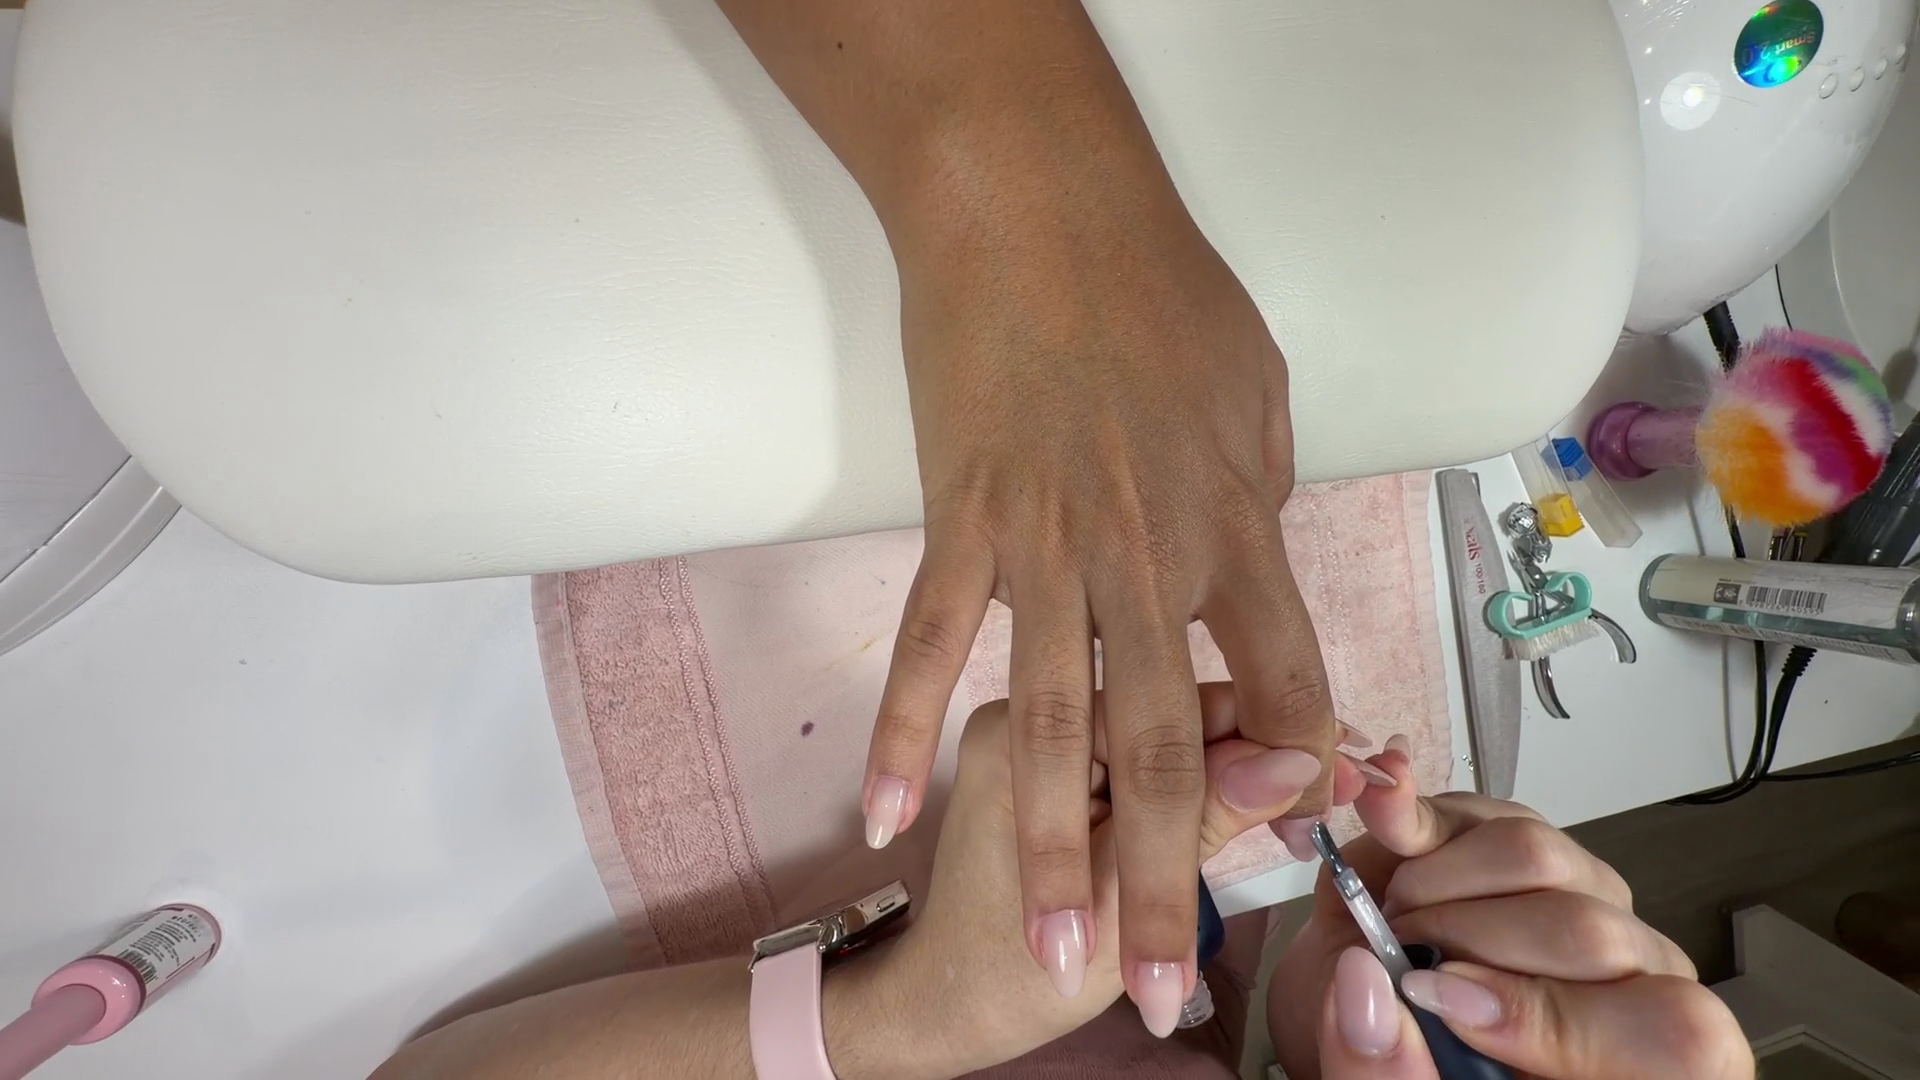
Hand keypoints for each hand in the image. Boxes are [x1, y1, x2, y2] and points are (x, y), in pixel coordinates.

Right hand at [861, 134, 1337, 1018]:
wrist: (1040, 216)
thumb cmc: (1158, 288)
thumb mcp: (1251, 388)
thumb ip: (1252, 492)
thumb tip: (1237, 555)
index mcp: (1232, 525)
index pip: (1282, 686)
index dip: (1293, 770)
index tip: (1284, 838)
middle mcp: (1142, 561)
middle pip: (1167, 746)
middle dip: (1167, 879)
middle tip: (1164, 991)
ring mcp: (1042, 552)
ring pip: (1050, 726)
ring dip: (1047, 849)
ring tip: (1045, 952)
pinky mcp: (958, 527)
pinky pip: (929, 648)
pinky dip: (905, 731)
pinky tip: (884, 811)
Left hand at [861, 685, 1321, 1076]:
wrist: (950, 998)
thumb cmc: (1026, 968)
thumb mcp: (1128, 895)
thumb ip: (1204, 818)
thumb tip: (1298, 758)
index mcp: (1021, 729)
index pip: (1158, 707)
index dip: (1259, 731)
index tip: (1348, 752)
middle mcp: (1019, 707)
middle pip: (1156, 713)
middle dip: (1252, 745)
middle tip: (1351, 770)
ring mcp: (1031, 728)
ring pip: (1150, 732)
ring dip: (1227, 762)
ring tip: (1315, 784)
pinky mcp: (1046, 756)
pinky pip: (1130, 753)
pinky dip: (1187, 777)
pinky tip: (1256, 787)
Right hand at [1269, 740, 1753, 1079]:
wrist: (1370, 993)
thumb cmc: (1406, 1058)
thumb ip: (1382, 1070)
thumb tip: (1368, 989)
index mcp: (1641, 1066)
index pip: (1681, 1037)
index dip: (1560, 1016)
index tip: (1440, 1000)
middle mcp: (1638, 972)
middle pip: (1592, 931)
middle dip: (1463, 938)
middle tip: (1393, 958)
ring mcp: (1579, 885)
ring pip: (1533, 852)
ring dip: (1431, 884)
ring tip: (1389, 918)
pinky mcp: (1504, 827)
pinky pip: (1462, 805)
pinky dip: (1410, 809)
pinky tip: (1381, 809)